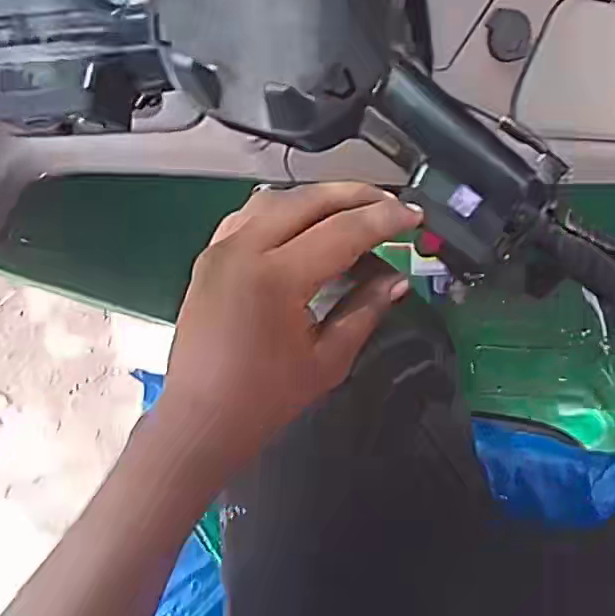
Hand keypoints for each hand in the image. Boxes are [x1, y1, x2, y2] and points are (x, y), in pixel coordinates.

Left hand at [152, 182, 420, 471]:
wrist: (201, 419)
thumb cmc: (264, 398)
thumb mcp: (328, 359)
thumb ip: (365, 310)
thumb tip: (396, 281)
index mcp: (276, 277)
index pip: (343, 230)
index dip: (384, 220)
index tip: (413, 217)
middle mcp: (243, 249)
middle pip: (309, 200)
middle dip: (357, 196)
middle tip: (391, 205)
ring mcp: (221, 249)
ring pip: (277, 198)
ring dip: (320, 197)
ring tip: (354, 209)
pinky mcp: (210, 257)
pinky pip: (250, 214)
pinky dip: (284, 209)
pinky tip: (304, 222)